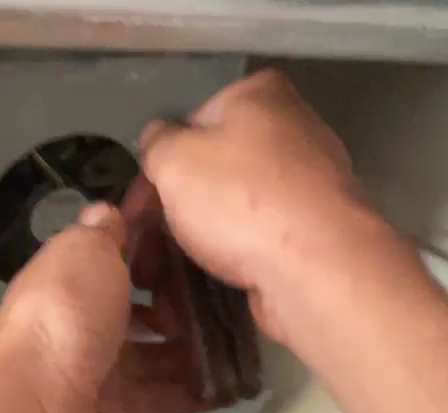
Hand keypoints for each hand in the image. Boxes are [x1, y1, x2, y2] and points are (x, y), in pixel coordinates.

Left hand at [0, 203, 220, 412]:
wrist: (33, 411)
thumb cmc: (62, 320)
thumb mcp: (83, 254)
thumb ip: (101, 235)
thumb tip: (110, 212)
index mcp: (74, 301)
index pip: (119, 280)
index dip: (156, 269)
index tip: (203, 257)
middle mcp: (84, 351)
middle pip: (142, 339)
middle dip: (183, 331)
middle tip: (234, 320)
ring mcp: (98, 404)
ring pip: (155, 392)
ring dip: (192, 385)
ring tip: (242, 372)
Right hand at [139, 70, 420, 349]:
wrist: (312, 264)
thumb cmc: (238, 201)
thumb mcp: (175, 161)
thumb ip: (156, 145)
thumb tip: (157, 142)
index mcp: (257, 95)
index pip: (187, 128)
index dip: (154, 174)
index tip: (135, 217)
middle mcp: (288, 127)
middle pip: (208, 172)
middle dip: (169, 216)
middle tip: (143, 257)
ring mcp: (303, 180)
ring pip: (226, 210)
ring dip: (191, 243)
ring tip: (163, 279)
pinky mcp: (309, 228)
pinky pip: (252, 239)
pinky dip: (225, 258)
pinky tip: (203, 282)